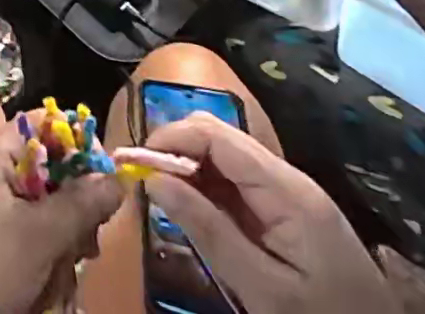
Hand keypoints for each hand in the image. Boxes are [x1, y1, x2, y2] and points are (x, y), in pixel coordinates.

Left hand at [0, 124, 122, 313]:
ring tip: (65, 264)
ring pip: (60, 205)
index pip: (50, 123)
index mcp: (2, 149)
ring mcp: (6, 201)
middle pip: (61, 166)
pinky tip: (55, 277)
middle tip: (86, 239)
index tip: (106, 179)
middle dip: (79, 205)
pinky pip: (48, 231)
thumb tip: (119, 177)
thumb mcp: (38, 234)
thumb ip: (81, 203)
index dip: (81, 143)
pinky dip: (58, 253)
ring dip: (71, 236)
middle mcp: (5, 167)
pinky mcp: (10, 233)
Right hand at [118, 114, 394, 313]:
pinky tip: (193, 209)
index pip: (215, 135)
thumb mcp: (263, 290)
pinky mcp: (287, 208)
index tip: (135, 164)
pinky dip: (205, 184)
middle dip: (174, 148)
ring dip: (187, 166)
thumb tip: (152, 180)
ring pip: (223, 153)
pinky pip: (235, 178)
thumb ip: (208, 231)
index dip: (169, 138)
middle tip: (144, 180)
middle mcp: (286, 177)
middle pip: (217, 134)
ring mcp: (289, 191)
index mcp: (286, 190)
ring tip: (162, 196)